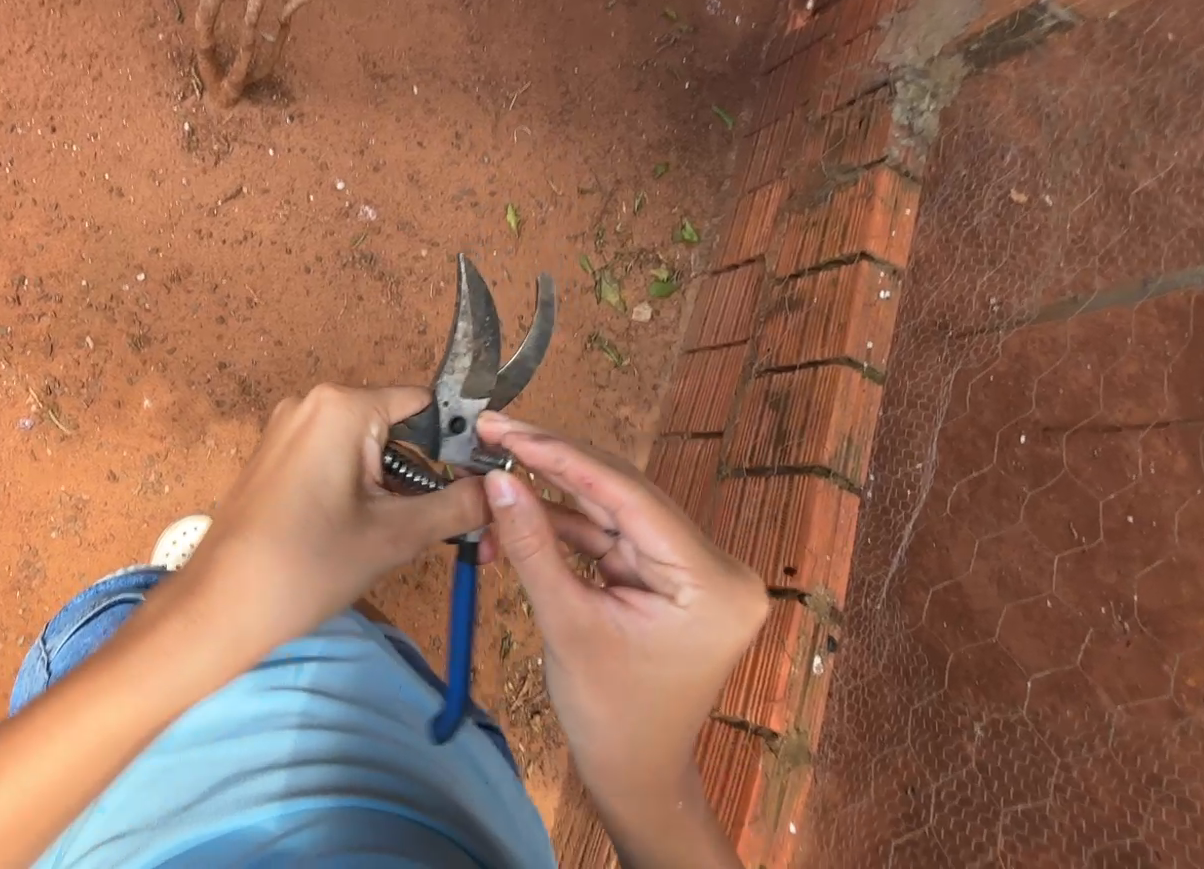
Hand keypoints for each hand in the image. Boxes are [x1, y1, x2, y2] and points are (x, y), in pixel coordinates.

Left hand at [179, 384, 486, 651]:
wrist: (221, 605)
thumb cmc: (307, 565)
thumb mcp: (393, 535)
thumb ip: (455, 505)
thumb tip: (499, 491)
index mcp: (341, 406)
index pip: (423, 404)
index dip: (457, 442)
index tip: (481, 481)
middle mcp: (312, 403)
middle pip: (394, 425)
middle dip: (425, 471)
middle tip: (454, 520)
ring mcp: (288, 428)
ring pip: (365, 445)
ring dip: (394, 483)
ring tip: (410, 532)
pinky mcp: (276, 454)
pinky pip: (334, 457)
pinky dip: (360, 485)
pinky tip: (369, 527)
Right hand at [475, 413, 767, 831]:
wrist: (632, 772)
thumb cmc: (608, 713)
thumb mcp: (565, 623)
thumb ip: (532, 545)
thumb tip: (497, 479)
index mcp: (711, 580)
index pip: (630, 496)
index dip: (563, 457)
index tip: (510, 430)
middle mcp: (709, 563)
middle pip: (620, 493)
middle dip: (552, 464)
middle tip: (496, 432)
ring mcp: (685, 567)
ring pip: (607, 508)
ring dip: (547, 495)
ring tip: (493, 469)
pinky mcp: (660, 574)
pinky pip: (603, 534)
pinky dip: (557, 526)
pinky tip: (514, 512)